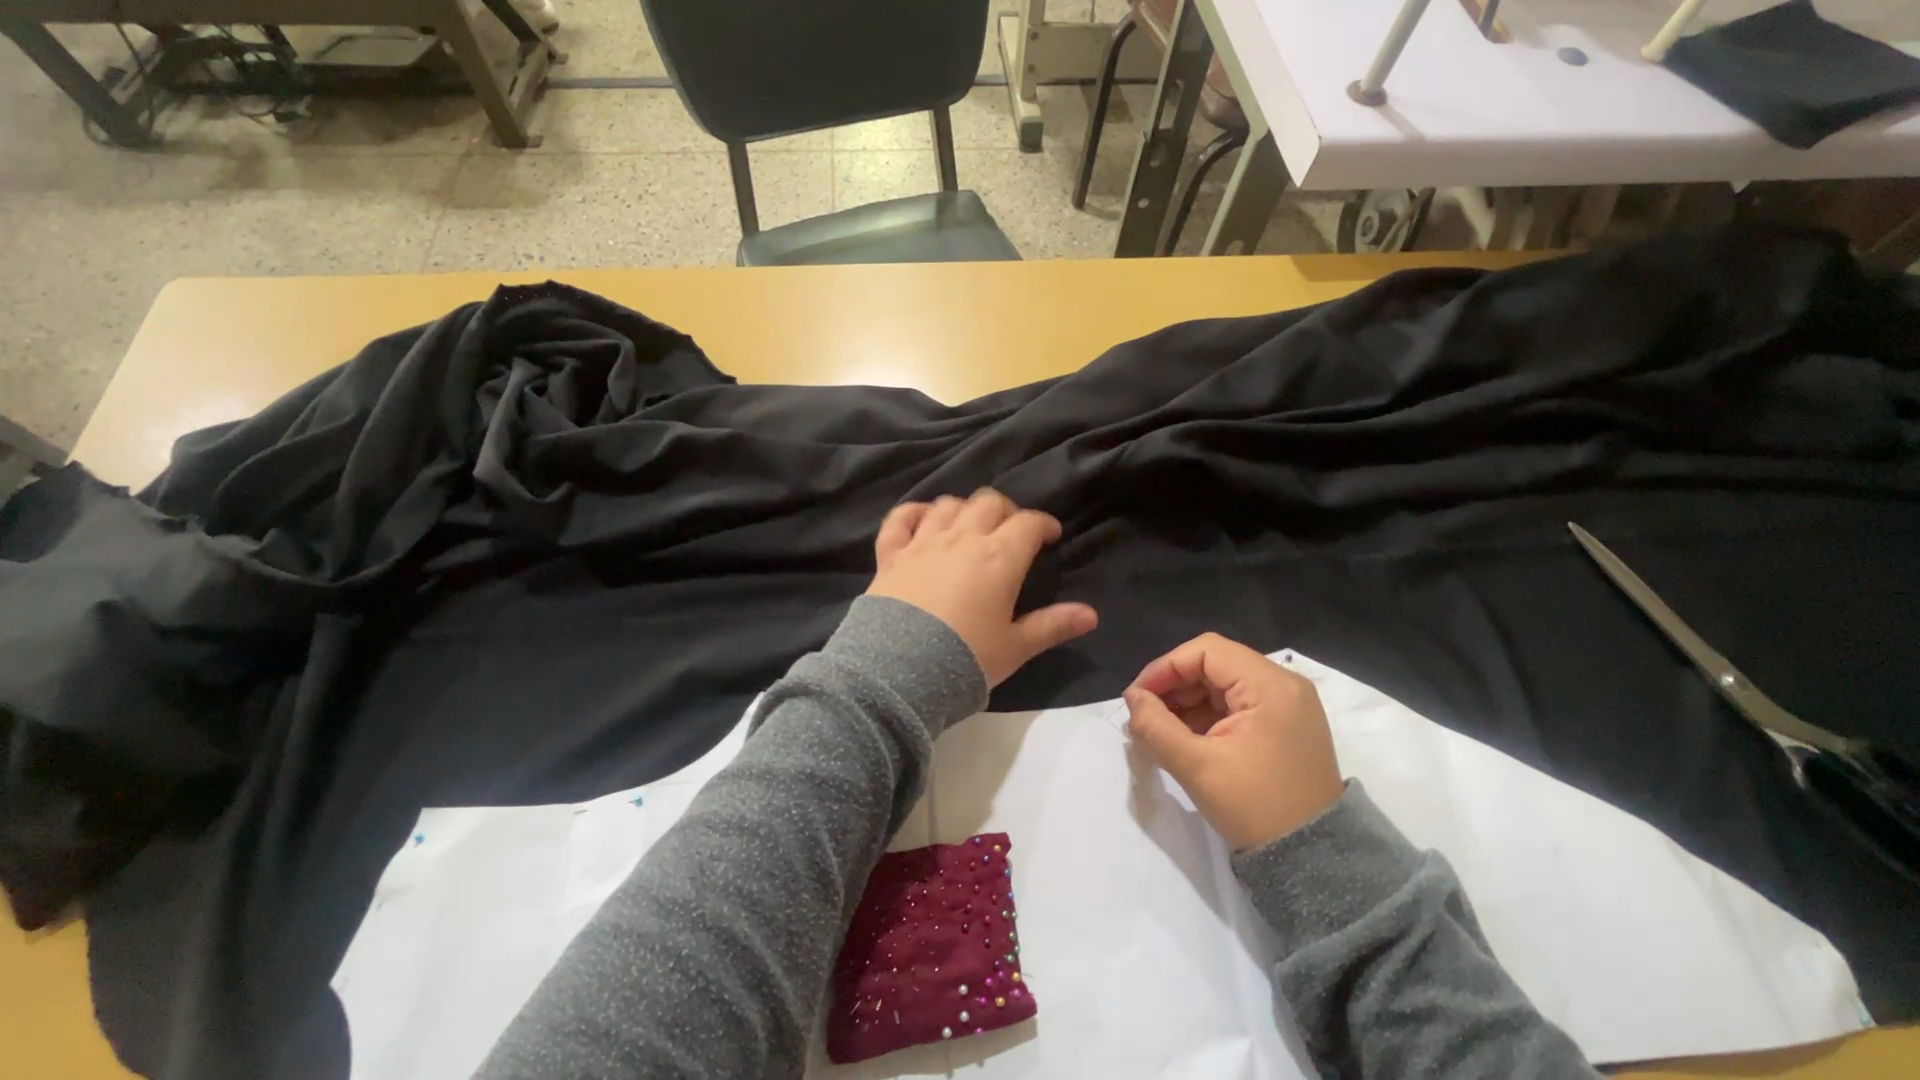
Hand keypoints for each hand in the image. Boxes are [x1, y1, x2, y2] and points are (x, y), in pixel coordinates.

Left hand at [866, 490, 1097, 687]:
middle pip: (988, 502)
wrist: (899, 670)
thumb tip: (1091, 615)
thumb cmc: (966, 658)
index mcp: (999, 557)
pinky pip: (900, 519)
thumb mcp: (1016, 647)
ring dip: (964, 509)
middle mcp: (962, 539)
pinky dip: (914, 512)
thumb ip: (1052, 626)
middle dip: (1005, 510)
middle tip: (1011, 530)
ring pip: (948, 505)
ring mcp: (922, 543)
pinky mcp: (890, 555)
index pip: (1028, 523)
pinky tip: (922, 519)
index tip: (1050, 536)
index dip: (1043, 524)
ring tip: (970, 526)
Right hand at [1123, 633, 1342, 850]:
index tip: (1136, 699)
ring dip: (1187, 703)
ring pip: (1223, 685)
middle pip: (1215, 665)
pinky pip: (1237, 706)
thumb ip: (1156, 726)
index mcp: (1270, 686)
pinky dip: (1207, 717)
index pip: (1206, 651)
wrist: (1313, 858)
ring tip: (1158, 732)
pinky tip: (1184, 740)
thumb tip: (1132, 698)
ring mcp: (1288, 706)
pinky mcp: (1285, 726)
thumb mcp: (1197, 767)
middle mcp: (1284, 685)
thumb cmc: (1256, 807)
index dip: (1164, 668)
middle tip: (1143, 718)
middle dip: (1173, 687)